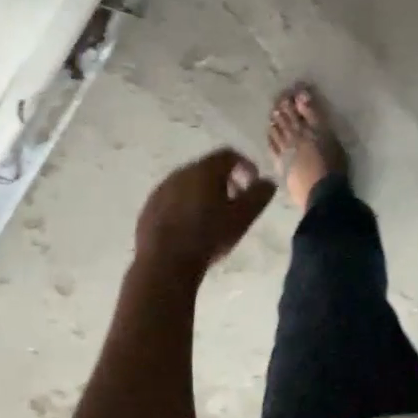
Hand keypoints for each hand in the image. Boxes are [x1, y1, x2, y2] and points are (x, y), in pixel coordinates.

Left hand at [134, 149, 275, 278]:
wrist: (165, 262)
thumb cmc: (209, 236)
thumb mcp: (243, 217)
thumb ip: (259, 195)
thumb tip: (268, 182)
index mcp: (205, 170)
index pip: (229, 155)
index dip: (246, 166)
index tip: (254, 183)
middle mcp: (180, 172)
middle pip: (208, 168)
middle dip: (226, 181)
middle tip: (237, 202)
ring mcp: (161, 189)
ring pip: (189, 184)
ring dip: (205, 194)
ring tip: (215, 218)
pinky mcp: (149, 207)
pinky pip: (173, 199)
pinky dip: (187, 206)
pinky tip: (192, 228)